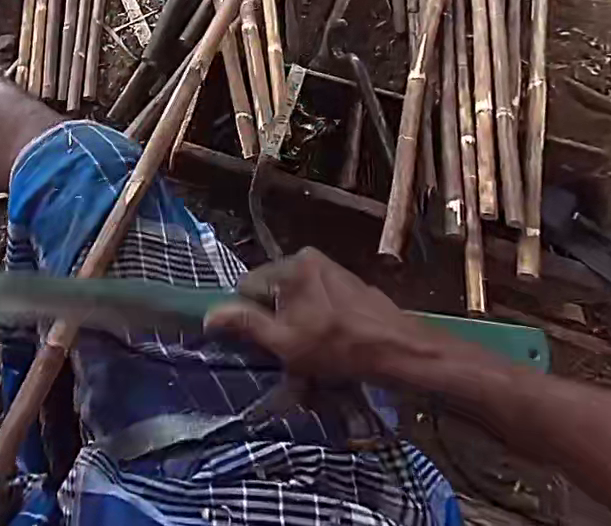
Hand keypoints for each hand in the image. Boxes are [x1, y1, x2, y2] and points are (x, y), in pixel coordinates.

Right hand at [203, 248, 498, 390]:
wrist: (402, 351)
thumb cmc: (340, 346)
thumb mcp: (285, 341)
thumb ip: (245, 324)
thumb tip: (207, 315)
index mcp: (289, 263)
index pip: (248, 286)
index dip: (252, 316)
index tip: (266, 342)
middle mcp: (306, 256)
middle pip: (272, 290)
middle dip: (276, 321)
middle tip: (290, 353)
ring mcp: (330, 267)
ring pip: (295, 297)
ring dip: (296, 323)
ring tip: (312, 354)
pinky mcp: (347, 282)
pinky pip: (316, 298)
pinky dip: (316, 318)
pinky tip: (330, 344)